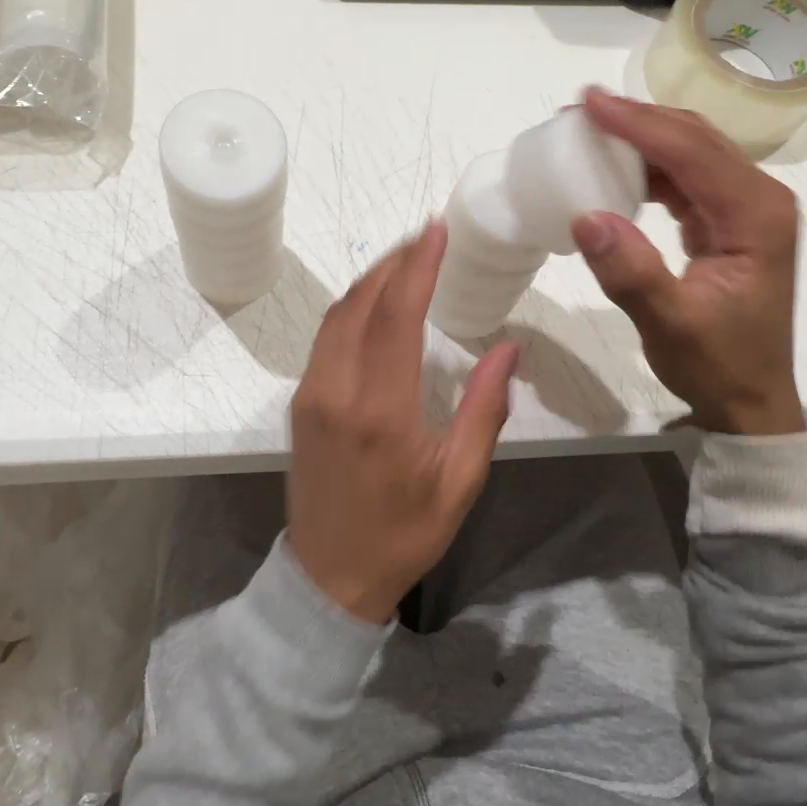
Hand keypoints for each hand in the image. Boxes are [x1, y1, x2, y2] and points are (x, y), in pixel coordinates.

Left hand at [288, 223, 520, 622]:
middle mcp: (335, 392)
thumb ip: (484, 411)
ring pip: (335, 318)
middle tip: (426, 236)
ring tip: (405, 261)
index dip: (418, 267)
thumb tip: (507, 348)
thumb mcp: (459, 482)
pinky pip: (324, 340)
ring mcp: (310, 397)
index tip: (436, 230)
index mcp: (380, 411)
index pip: (396, 316)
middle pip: (359, 304)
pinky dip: (350, 309)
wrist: (329, 576)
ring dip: (369, 282)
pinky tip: (374, 305)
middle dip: (393, 263)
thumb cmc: (403, 535)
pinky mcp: (299, 406)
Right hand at [570, 88, 803, 435]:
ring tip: (593, 131)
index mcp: (756, 216)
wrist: (749, 401)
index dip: (638, 125)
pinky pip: (688, 181)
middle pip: (697, 141)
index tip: (588, 104)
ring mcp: (746, 212)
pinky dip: (651, 169)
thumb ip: (631, 273)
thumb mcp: (671, 326)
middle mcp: (759, 201)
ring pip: (693, 155)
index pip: (691, 152)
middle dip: (640, 121)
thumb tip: (585, 218)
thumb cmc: (717, 366)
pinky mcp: (729, 226)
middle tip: (581, 110)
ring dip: (644, 140)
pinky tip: (618, 170)